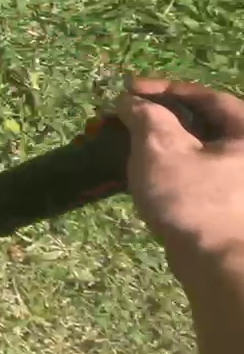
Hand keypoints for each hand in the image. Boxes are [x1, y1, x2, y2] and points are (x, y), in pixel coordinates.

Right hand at [119, 78, 243, 266]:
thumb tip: (132, 101)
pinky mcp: (236, 202)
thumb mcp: (161, 147)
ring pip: (201, 146)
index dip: (164, 88)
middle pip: (206, 122)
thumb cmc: (195, 198)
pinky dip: (171, 160)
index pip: (209, 98)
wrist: (225, 265)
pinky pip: (203, 168)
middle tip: (120, 116)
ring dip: (159, 138)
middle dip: (157, 115)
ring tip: (122, 141)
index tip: (126, 89)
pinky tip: (144, 167)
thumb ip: (146, 114)